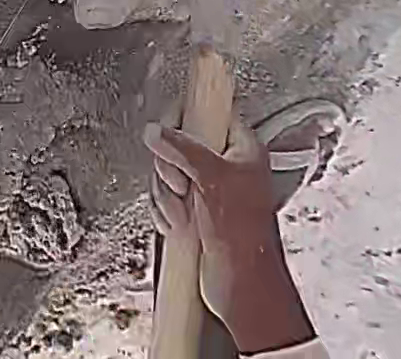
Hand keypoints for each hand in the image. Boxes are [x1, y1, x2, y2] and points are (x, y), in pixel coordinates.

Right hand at [145, 114, 315, 354]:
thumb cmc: (245, 237)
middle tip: (183, 185)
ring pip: (166, 169)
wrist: (243, 290)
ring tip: (184, 211)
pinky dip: (164, 208)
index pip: (205, 109)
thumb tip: (155, 130)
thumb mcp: (213, 180)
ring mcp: (206, 185)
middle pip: (177, 141)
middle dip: (170, 168)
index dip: (183, 119)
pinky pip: (163, 194)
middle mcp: (223, 162)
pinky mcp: (191, 207)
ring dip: (167, 194)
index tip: (169, 130)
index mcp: (239, 146)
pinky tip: (177, 223)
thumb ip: (181, 149)